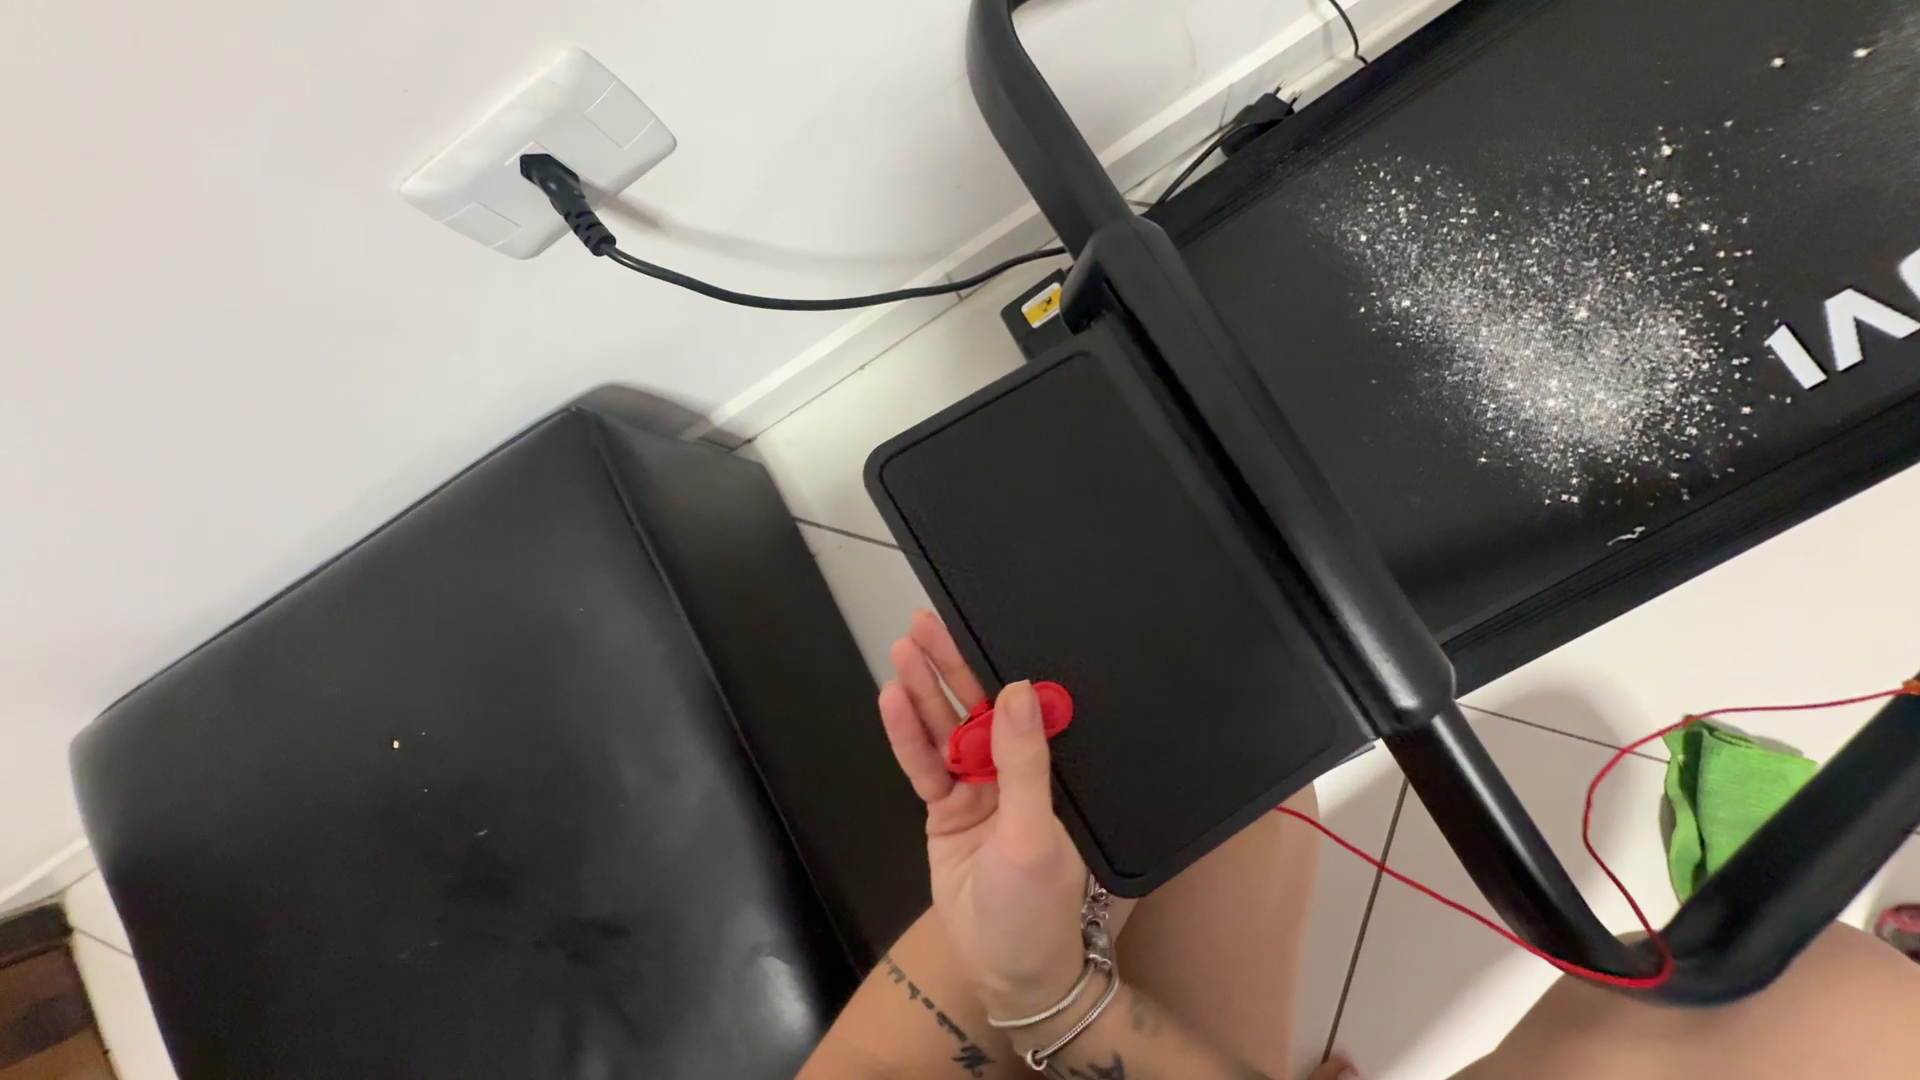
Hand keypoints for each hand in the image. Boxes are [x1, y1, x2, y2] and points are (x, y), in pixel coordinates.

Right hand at [878, 612, 1095, 1017]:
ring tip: (902, 649)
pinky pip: (924, 764)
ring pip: (945, 728)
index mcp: (1046, 769)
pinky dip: (907, 735)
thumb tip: (1019, 691)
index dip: (994, 664)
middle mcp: (1011, 767)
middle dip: (949, 665)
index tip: (975, 626)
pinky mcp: (945, 805)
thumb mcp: (1033, 833)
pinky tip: (892, 701)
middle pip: (975, 705)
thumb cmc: (1036, 906)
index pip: (1019, 704)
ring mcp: (975, 784)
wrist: (1006, 968)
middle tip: (925, 622)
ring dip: (923, 691)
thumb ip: (1023, 762)